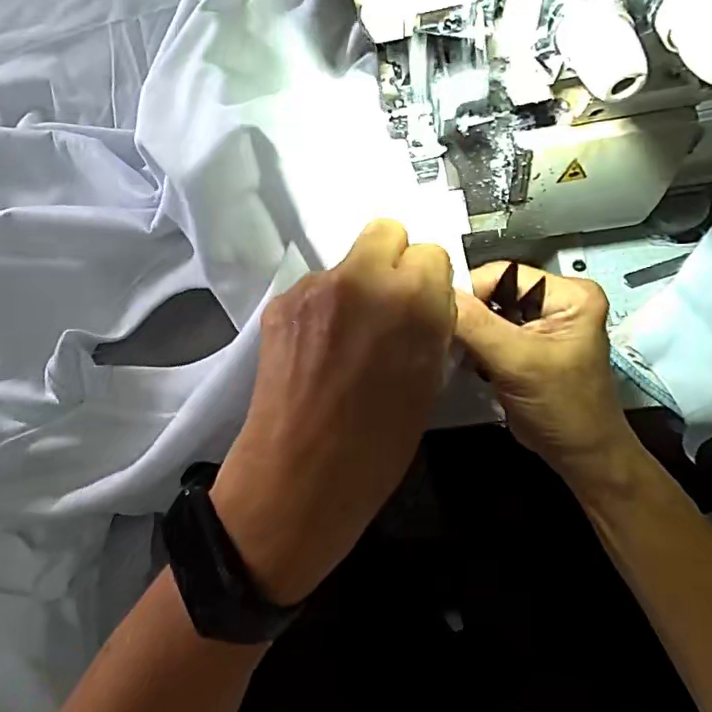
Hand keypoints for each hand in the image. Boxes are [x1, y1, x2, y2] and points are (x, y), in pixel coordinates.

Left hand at [211, 220, 454, 605]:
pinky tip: (317, 352)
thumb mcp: (429, 383)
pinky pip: (315, 290)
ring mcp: (313, 288)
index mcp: (411, 298)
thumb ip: (430, 327)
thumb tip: (423, 303)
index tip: (421, 308)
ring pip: (346, 264)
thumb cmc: (378, 447)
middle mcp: (360, 278)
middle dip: (393, 262)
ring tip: (346, 343)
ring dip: (354, 290)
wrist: (298, 479)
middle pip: (384, 232)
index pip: (431, 252)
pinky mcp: (279, 304)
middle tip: (387, 307)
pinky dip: (323, 311)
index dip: (428, 282)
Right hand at [453, 262, 643, 490]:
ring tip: (450, 346)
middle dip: (468, 313)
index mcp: (570, 294)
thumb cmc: (565, 410)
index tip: (439, 311)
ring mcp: (540, 324)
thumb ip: (476, 326)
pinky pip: (489, 333)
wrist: (581, 457)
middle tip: (440, 330)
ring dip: (468, 330)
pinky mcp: (525, 346)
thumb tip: (436, 294)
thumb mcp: (518, 362)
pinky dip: (473, 345)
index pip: (504, 274)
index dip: (470, 290)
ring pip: (488, 313)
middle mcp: (557, 300)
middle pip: (494, 291)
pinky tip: (462, 358)